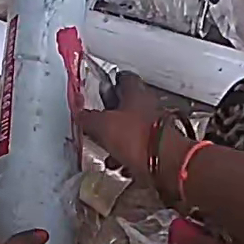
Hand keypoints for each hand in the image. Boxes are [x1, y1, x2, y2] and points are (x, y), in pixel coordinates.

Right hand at [80, 72, 188, 191]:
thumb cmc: (134, 138)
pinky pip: (139, 148)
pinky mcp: (158, 148)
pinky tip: (120, 164)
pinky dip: (128, 155)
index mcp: (136, 93)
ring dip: (118, 139)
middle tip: (98, 122)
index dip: (112, 82)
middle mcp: (149, 107)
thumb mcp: (101, 125)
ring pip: (132, 129)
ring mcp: (156, 128)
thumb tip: (80, 115)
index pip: (124, 79)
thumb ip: (88, 118)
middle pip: (127, 106)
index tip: (103, 87)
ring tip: (106, 150)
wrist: (164, 164)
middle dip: (111, 115)